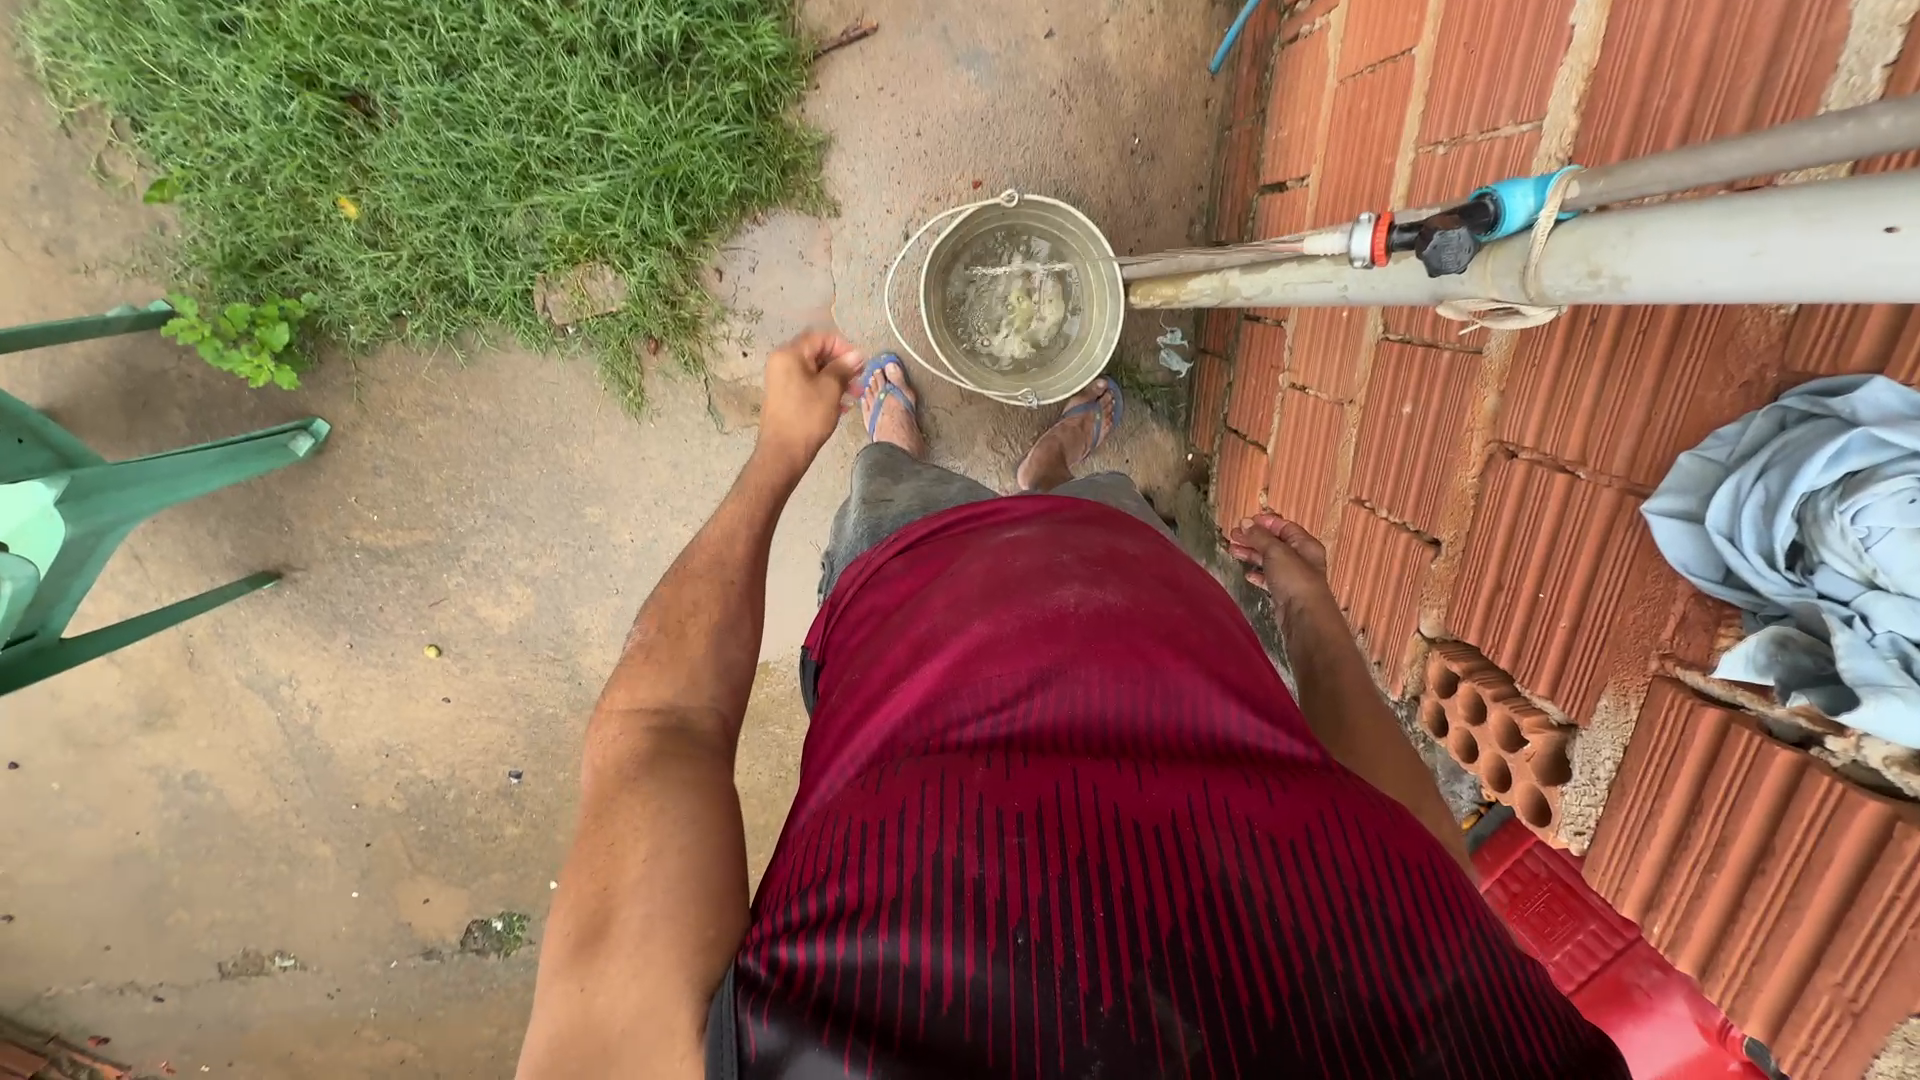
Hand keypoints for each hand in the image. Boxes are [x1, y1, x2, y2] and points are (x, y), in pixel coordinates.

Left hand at [755, 330, 863, 474]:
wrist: (783, 452)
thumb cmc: (808, 417)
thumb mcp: (831, 389)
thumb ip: (844, 367)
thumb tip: (857, 355)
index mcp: (790, 354)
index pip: (821, 338)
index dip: (844, 347)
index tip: (860, 364)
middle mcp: (782, 361)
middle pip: (817, 353)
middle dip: (842, 365)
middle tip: (859, 380)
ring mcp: (781, 379)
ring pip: (815, 370)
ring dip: (837, 379)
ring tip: (854, 395)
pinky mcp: (785, 395)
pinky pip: (808, 384)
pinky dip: (825, 389)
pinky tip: (841, 405)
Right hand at [1228, 513, 1338, 620]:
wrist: (1303, 616)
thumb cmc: (1294, 579)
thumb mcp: (1276, 551)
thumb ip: (1260, 537)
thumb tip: (1245, 523)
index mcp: (1304, 544)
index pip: (1284, 527)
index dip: (1266, 522)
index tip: (1245, 521)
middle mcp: (1300, 558)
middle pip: (1274, 543)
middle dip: (1253, 538)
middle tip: (1233, 535)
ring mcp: (1292, 576)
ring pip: (1269, 560)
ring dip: (1251, 554)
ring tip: (1232, 550)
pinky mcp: (1284, 592)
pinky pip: (1268, 578)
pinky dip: (1257, 574)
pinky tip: (1247, 574)